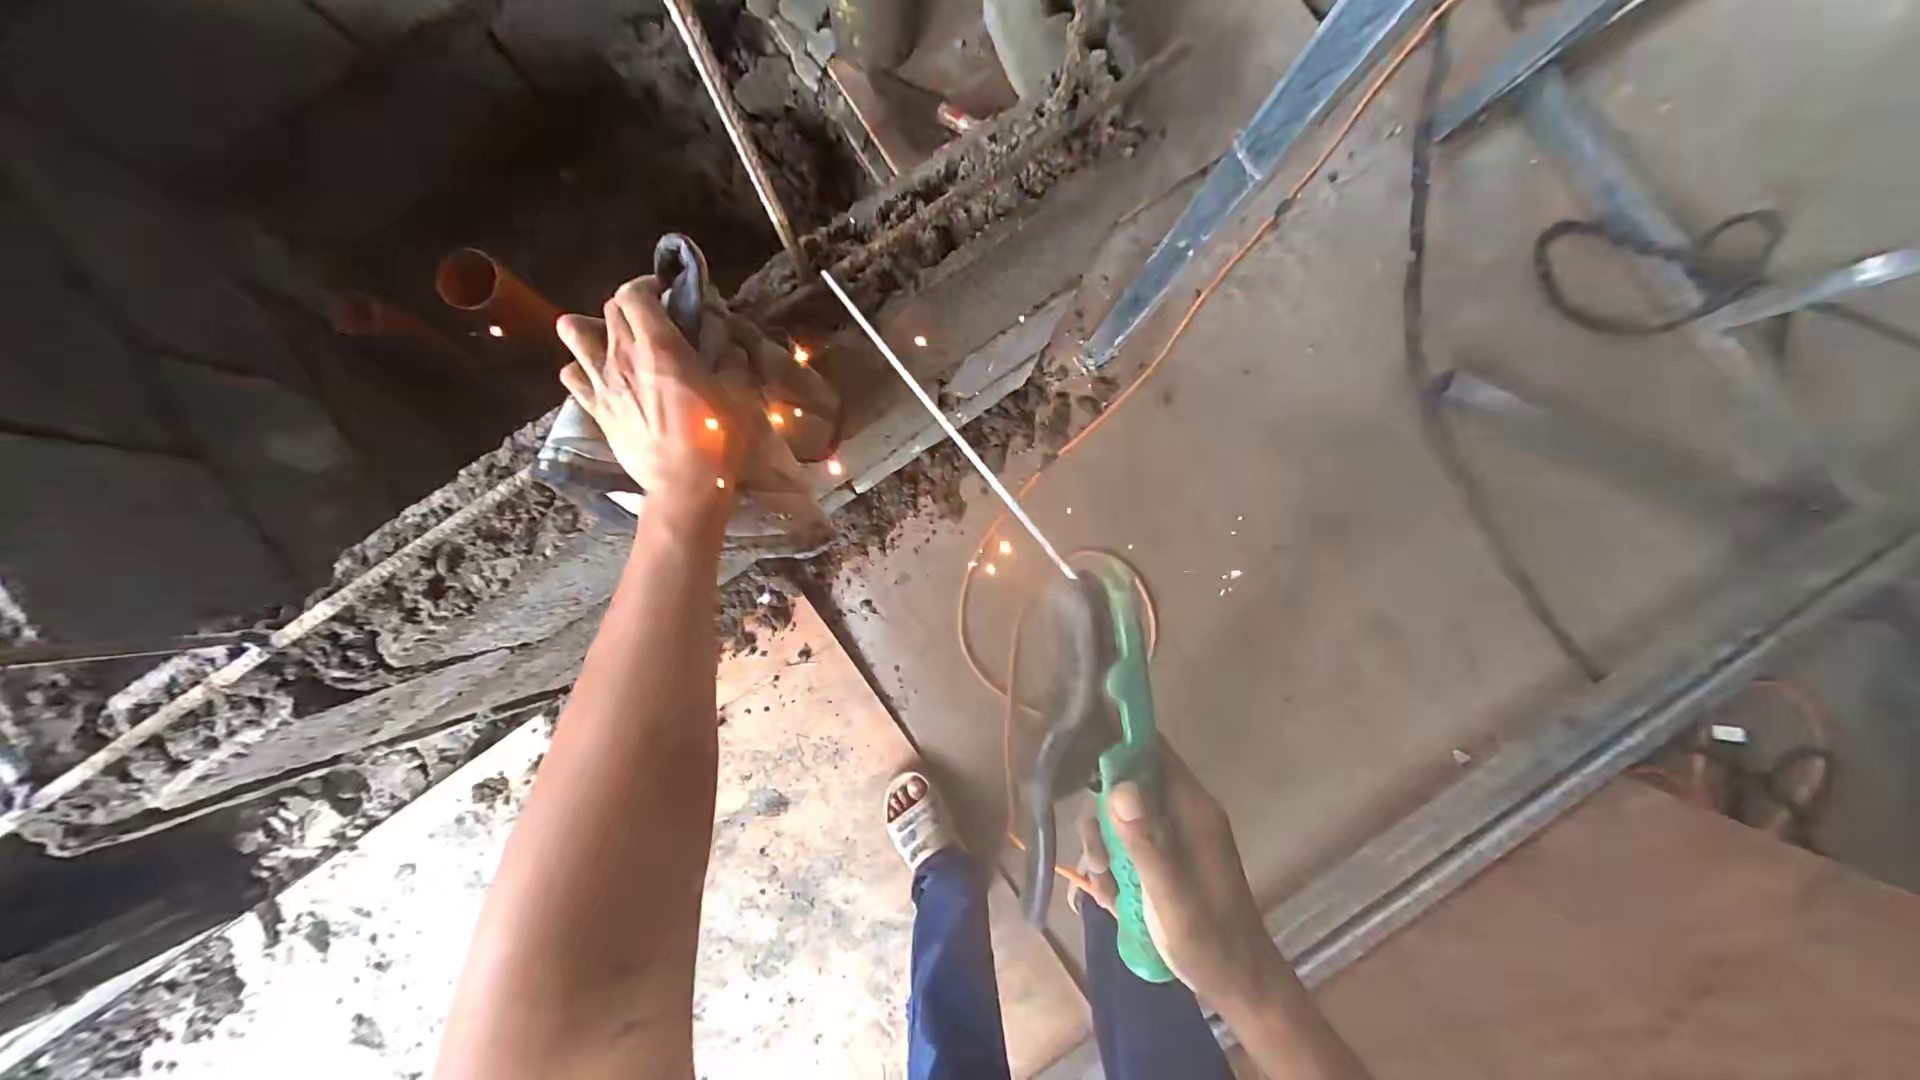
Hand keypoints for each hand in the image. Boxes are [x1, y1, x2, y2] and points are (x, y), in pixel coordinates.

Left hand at [556, 276, 756, 518]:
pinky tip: (602, 378)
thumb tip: (726, 340)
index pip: (634, 293)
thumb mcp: (741, 393)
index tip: (666, 295)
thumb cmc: (717, 438)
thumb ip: (731, 358)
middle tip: (653, 322)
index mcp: (659, 346)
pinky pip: (572, 376)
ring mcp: (602, 383)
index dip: (648, 286)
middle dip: (631, 308)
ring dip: (592, 329)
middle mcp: (622, 356)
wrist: (685, 485)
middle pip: (609, 310)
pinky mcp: (596, 411)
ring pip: (573, 332)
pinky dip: (583, 369)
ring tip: (615, 344)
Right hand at [1077, 749, 1288, 1009]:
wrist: (1238, 987)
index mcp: (1191, 807)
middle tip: (1101, 861)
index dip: (1115, 742)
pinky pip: (1122, 846)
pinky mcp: (1160, 858)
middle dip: (1102, 821)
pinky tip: (1114, 900)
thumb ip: (1146, 841)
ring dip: (1102, 851)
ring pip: (1116, 819)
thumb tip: (1120, 786)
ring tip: (1108, 890)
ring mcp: (1169, 836)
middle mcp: (1179, 812)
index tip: (1080, 757)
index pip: (1151, 749)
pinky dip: (1111, 870)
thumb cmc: (1211, 941)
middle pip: (1124, 786)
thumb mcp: (1173, 897)